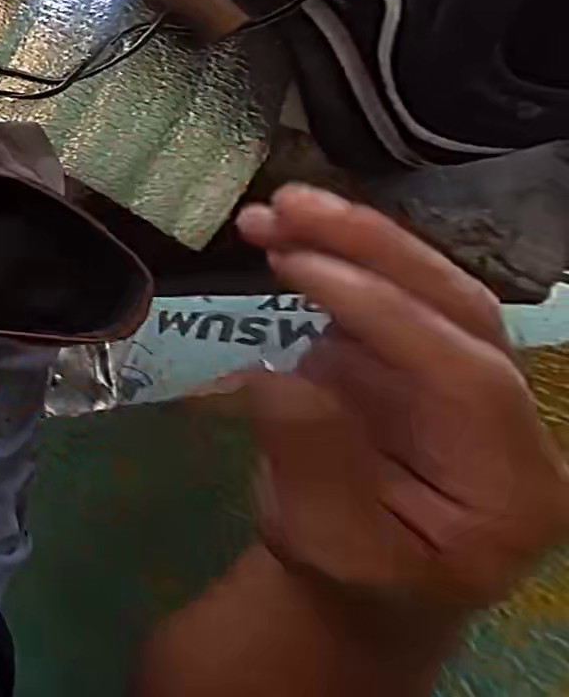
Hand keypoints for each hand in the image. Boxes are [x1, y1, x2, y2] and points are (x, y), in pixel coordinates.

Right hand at [234, 184, 568, 625]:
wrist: (360, 577)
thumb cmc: (350, 569)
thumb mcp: (328, 541)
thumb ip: (314, 463)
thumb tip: (277, 374)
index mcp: (508, 472)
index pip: (460, 370)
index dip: (379, 310)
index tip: (288, 265)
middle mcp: (497, 414)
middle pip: (461, 312)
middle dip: (380, 249)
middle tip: (292, 203)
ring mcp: (445, 383)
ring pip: (423, 293)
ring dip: (351, 241)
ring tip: (272, 207)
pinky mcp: (392, 365)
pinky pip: (374, 301)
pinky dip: (328, 259)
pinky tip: (278, 238)